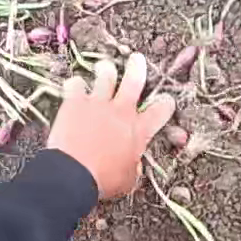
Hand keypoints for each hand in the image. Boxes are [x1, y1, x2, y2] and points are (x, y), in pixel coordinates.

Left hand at [47, 53, 176, 200]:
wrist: (73, 174)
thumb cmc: (104, 180)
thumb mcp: (129, 179)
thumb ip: (134, 165)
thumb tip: (133, 163)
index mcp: (138, 130)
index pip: (160, 111)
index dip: (166, 104)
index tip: (167, 100)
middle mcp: (121, 111)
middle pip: (134, 81)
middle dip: (137, 68)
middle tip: (137, 59)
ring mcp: (97, 103)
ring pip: (106, 76)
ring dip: (106, 70)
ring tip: (105, 67)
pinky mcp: (74, 103)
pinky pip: (76, 85)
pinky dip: (76, 84)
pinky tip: (75, 85)